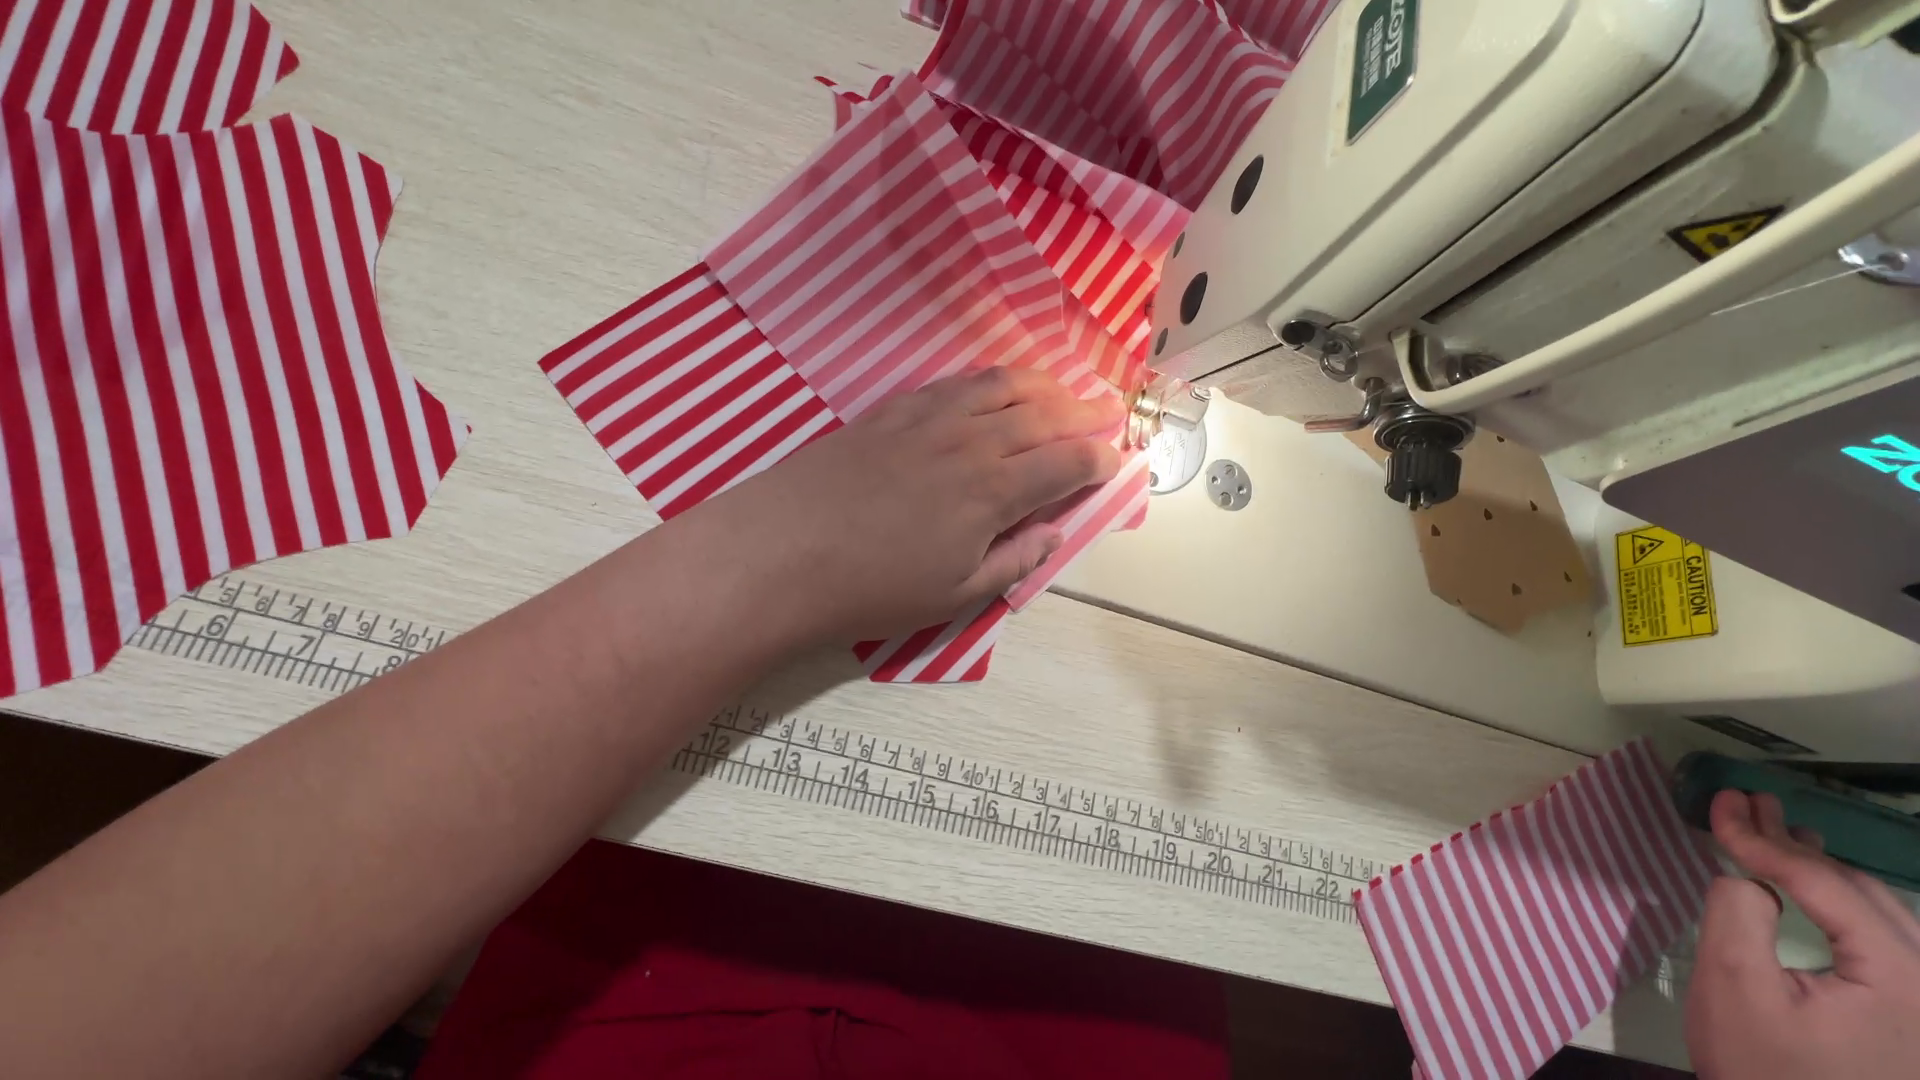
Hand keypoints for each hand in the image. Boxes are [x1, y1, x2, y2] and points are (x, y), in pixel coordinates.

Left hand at [681, 366, 1122, 644]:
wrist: (784, 551)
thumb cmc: (873, 587)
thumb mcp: (954, 596)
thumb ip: (1012, 562)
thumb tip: (1052, 535)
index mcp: (994, 491)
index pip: (1066, 463)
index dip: (1100, 460)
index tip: (1117, 460)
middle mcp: (971, 441)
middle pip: (1043, 413)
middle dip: (1084, 412)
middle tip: (1107, 412)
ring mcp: (928, 418)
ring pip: (1000, 385)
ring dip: (1041, 383)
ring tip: (1061, 388)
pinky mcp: (891, 410)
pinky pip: (954, 381)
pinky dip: (987, 379)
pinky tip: (991, 385)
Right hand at [1685, 789, 1919, 1079]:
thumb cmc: (1766, 1068)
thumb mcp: (1735, 988)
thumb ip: (1737, 915)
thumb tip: (1746, 877)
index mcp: (1903, 976)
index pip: (1823, 883)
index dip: (1762, 840)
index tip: (1717, 805)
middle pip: (1858, 889)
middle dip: (1790, 841)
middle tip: (1740, 801)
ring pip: (1871, 909)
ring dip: (1812, 864)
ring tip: (1767, 827)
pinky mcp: (1909, 1014)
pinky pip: (1875, 935)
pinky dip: (1829, 897)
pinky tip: (1803, 882)